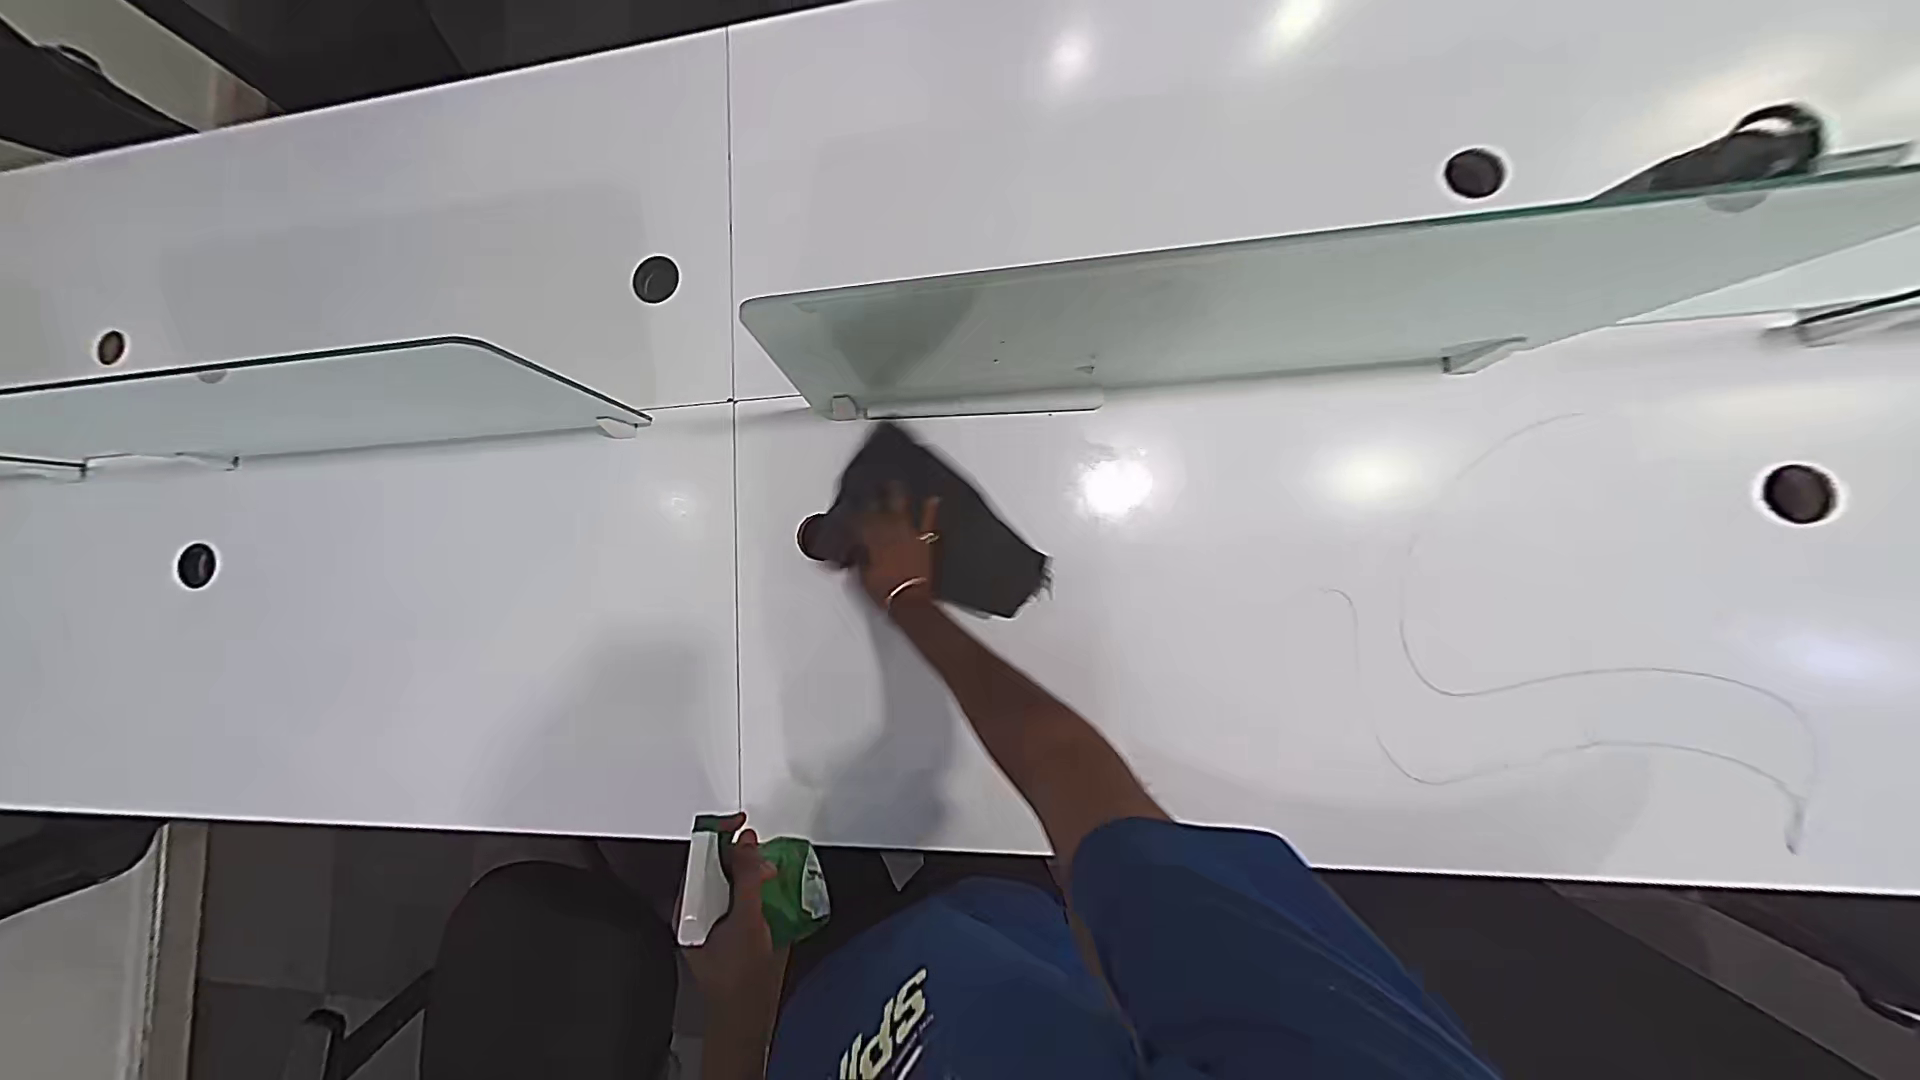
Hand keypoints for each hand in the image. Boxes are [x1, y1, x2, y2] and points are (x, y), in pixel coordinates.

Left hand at [681, 814, 787, 1014]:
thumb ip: (745, 879)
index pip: (699, 860)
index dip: (718, 836)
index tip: (738, 821)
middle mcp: (702, 908)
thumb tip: (745, 844)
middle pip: (718, 864)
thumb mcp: (745, 919)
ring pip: (735, 874)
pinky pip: (748, 888)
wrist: (750, 1012)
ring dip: (754, 864)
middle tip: (759, 845)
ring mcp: (721, 914)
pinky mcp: (740, 920)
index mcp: (690, 908)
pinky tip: (775, 879)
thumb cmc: (739, 974)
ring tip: (769, 863)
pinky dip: (761, 878)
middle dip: (741, 850)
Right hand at [855, 487, 940, 613]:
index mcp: (871, 541)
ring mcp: (908, 535)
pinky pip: (928, 522)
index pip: (859, 521)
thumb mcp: (862, 576)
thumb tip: (856, 551)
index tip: (852, 508)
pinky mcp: (924, 542)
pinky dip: (931, 509)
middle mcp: (889, 533)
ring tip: (895, 483)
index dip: (854, 513)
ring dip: (897, 495)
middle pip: (878, 508)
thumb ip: (859, 558)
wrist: (908, 601)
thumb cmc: (885, 592)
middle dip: (874, 495)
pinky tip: (933, 499)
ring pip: (901, 508)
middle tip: (872, 485)